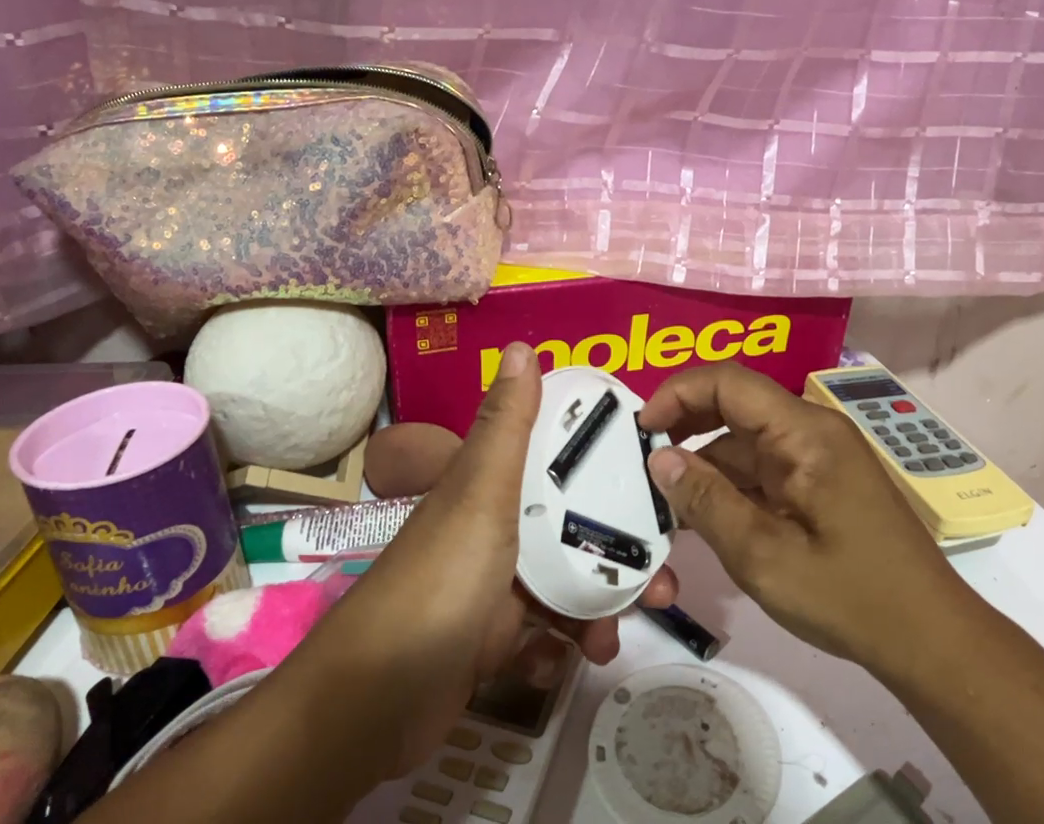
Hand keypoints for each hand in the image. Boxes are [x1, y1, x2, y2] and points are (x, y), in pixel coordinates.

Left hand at [291, 342, 675, 777]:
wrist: (378, 698)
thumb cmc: (441, 581)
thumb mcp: (480, 495)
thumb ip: (506, 427)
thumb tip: (522, 345)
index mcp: (492, 486)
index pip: (561, 462)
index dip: (609, 468)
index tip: (658, 484)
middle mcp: (495, 528)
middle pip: (575, 529)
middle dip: (623, 556)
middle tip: (665, 584)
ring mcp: (493, 586)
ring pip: (567, 584)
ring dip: (602, 608)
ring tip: (618, 636)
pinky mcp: (492, 639)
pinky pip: (546, 633)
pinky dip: (563, 646)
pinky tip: (571, 661)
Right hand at [639, 363, 961, 674]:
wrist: (928, 637)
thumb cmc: (850, 596)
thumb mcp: (764, 555)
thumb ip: (707, 501)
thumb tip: (659, 458)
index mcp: (805, 433)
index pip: (728, 381)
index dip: (677, 394)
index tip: (640, 431)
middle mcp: (812, 432)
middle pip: (735, 406)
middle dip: (685, 425)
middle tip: (642, 461)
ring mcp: (818, 459)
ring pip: (745, 442)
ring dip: (703, 464)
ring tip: (662, 500)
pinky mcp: (820, 486)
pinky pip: (763, 470)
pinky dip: (728, 486)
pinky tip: (700, 517)